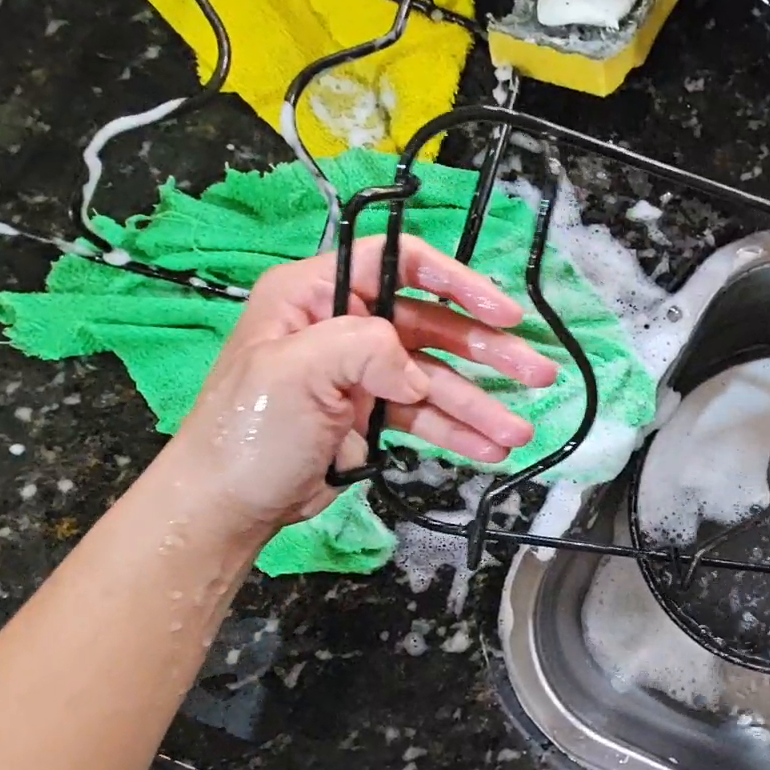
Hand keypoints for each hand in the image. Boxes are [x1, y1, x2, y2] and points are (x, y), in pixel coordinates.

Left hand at [157, 235, 558, 544]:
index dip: (457, 283)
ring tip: (518, 433)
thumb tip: (415, 374)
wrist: (230, 503)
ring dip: (482, 406)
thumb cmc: (250, 430)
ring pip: (440, 379)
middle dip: (489, 354)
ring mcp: (366, 374)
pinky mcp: (377, 414)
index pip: (398, 265)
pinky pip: (431, 417)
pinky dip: (462, 433)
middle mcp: (346, 327)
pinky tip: (490, 450)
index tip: (504, 313)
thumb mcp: (293, 374)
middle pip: (435, 327)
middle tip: (539, 374)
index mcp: (316, 297)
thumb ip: (360, 349)